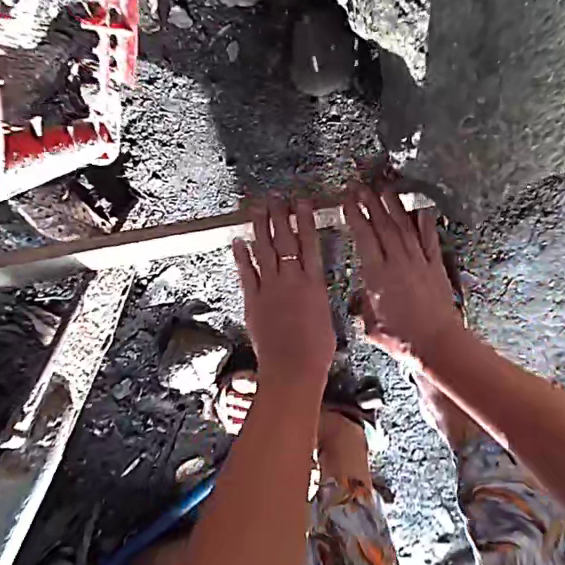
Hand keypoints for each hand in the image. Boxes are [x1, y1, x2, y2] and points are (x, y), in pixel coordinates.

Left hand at [231, 198, 335, 389]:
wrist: (293, 366)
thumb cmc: (317, 350)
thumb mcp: (327, 318)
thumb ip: (317, 299)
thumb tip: (314, 294)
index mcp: (314, 283)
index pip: (310, 242)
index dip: (305, 219)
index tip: (302, 202)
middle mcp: (291, 280)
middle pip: (285, 240)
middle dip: (281, 216)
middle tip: (277, 198)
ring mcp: (270, 288)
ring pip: (264, 250)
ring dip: (260, 227)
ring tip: (257, 208)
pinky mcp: (253, 301)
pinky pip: (246, 273)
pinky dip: (241, 256)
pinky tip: (238, 241)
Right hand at [344, 185, 463, 369]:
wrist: (436, 343)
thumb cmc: (402, 340)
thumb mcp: (370, 327)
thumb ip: (363, 307)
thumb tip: (362, 300)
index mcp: (376, 276)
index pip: (363, 237)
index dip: (355, 216)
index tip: (348, 201)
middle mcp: (397, 264)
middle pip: (382, 225)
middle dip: (370, 203)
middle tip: (362, 187)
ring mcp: (418, 263)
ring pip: (404, 227)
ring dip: (394, 207)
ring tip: (385, 190)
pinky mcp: (435, 269)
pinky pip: (430, 240)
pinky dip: (425, 223)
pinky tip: (422, 210)